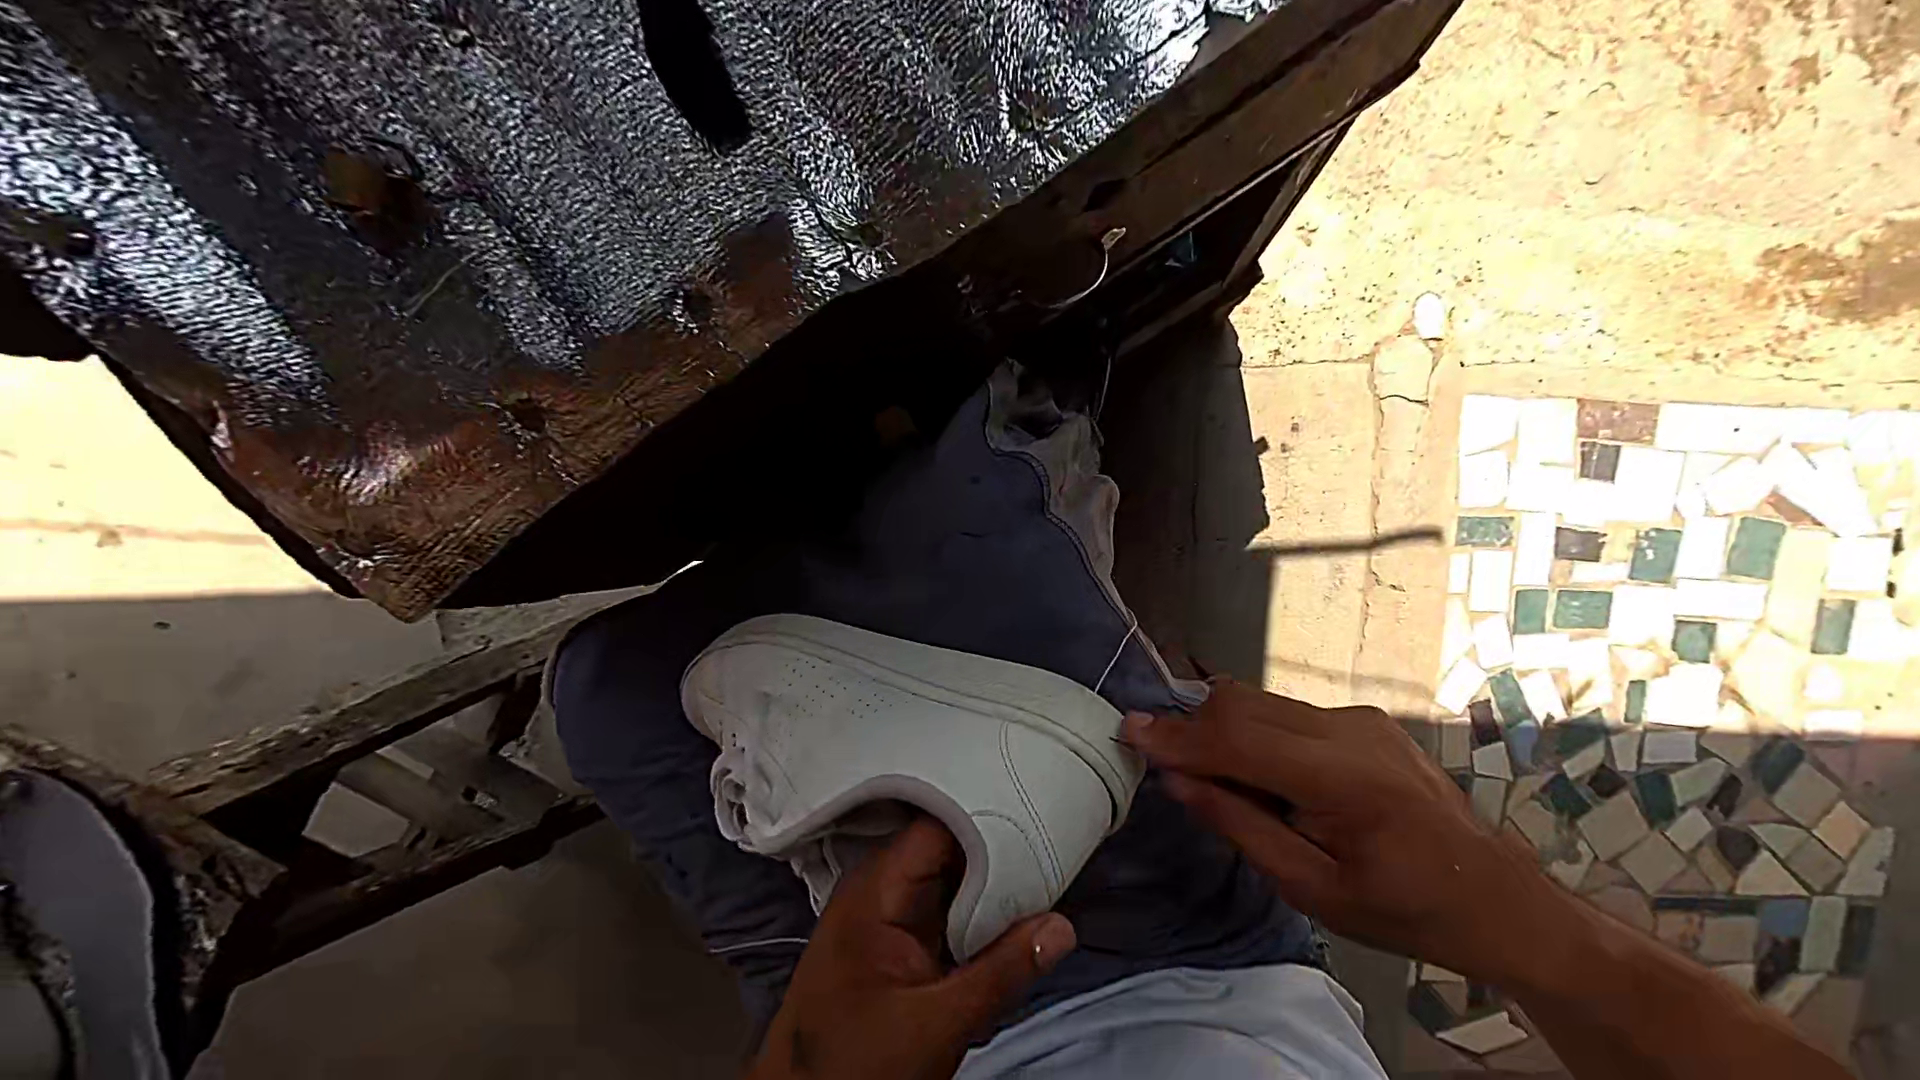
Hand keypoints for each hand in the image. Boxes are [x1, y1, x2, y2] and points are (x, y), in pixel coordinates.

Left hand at [746, 816, 1077, 1079]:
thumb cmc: (853, 1064)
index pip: (937, 826)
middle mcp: (880, 885)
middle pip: (945, 845)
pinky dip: (978, 903)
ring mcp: (889, 911)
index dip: (984, 812)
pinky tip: (1015, 899)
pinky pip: (945, 903)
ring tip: (1044, 856)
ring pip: (949, 875)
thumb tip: (1062, 926)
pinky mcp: (899, 937)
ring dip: (991, 874)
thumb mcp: (933, 1025)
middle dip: (996, 841)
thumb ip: (1000, 973)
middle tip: (1049, 832)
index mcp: (876, 887)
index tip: (1033, 805)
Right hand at [1123, 678, 1566, 985]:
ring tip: (1216, 776)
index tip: (1129, 730)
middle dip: (1193, 727)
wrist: (1502, 900)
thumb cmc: (1406, 911)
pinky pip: (1285, 711)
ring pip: (1260, 701)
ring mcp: (1360, 718)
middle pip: (1243, 704)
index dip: (1179, 735)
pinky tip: (1263, 774)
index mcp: (1348, 781)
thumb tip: (1178, 780)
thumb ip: (1240, 825)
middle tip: (1164, 762)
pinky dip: (1253, 732)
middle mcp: (1351, 731)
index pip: (1240, 739)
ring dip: (1222, 729)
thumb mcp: (1313, 889)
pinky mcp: (1362, 719)